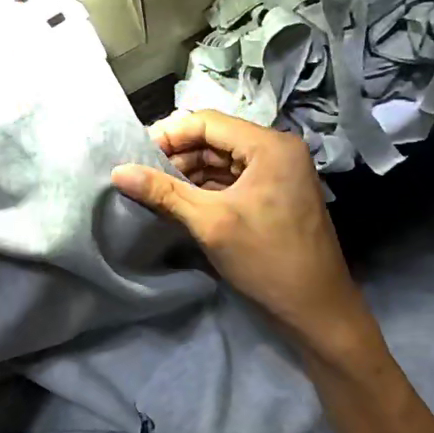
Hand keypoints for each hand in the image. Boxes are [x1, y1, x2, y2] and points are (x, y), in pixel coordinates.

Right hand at [111, 111, 370, 351]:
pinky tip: (178, 203)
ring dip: (188, 174)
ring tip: (154, 191)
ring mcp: (277, 175)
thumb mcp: (210, 223)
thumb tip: (117, 171)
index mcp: (270, 146)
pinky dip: (204, 189)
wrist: (316, 310)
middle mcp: (277, 151)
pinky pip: (232, 182)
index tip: (134, 156)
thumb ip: (163, 192)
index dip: (168, 135)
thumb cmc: (266, 260)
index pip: (208, 122)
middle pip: (215, 140)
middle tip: (140, 176)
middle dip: (176, 156)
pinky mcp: (273, 197)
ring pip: (221, 162)